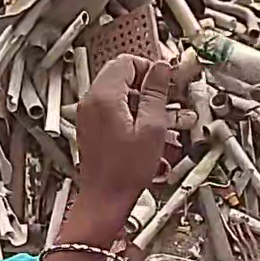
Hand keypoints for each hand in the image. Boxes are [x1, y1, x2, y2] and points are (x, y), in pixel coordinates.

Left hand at [65, 54, 171, 246]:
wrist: (105, 198)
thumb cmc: (124, 172)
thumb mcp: (151, 128)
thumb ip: (156, 93)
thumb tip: (161, 69)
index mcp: (104, 97)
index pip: (126, 61)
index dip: (150, 68)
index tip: (166, 80)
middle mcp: (91, 102)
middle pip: (122, 75)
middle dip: (149, 84)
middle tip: (170, 96)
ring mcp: (89, 115)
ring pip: (120, 93)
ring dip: (144, 101)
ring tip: (167, 116)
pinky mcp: (93, 128)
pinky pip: (114, 109)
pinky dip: (133, 113)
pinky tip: (152, 129)